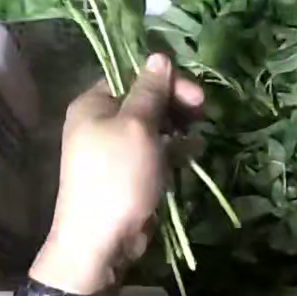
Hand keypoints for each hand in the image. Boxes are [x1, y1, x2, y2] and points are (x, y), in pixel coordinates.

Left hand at [29, 54, 203, 294]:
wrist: (101, 241)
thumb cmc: (117, 177)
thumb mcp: (136, 127)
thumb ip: (150, 91)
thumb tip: (159, 54)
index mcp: (93, 104)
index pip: (133, 75)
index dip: (166, 80)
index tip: (195, 95)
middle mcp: (101, 122)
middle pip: (145, 100)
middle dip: (175, 104)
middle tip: (203, 113)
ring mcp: (116, 150)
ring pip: (154, 126)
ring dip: (178, 128)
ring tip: (197, 138)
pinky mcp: (130, 173)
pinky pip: (155, 151)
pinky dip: (173, 150)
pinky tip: (192, 154)